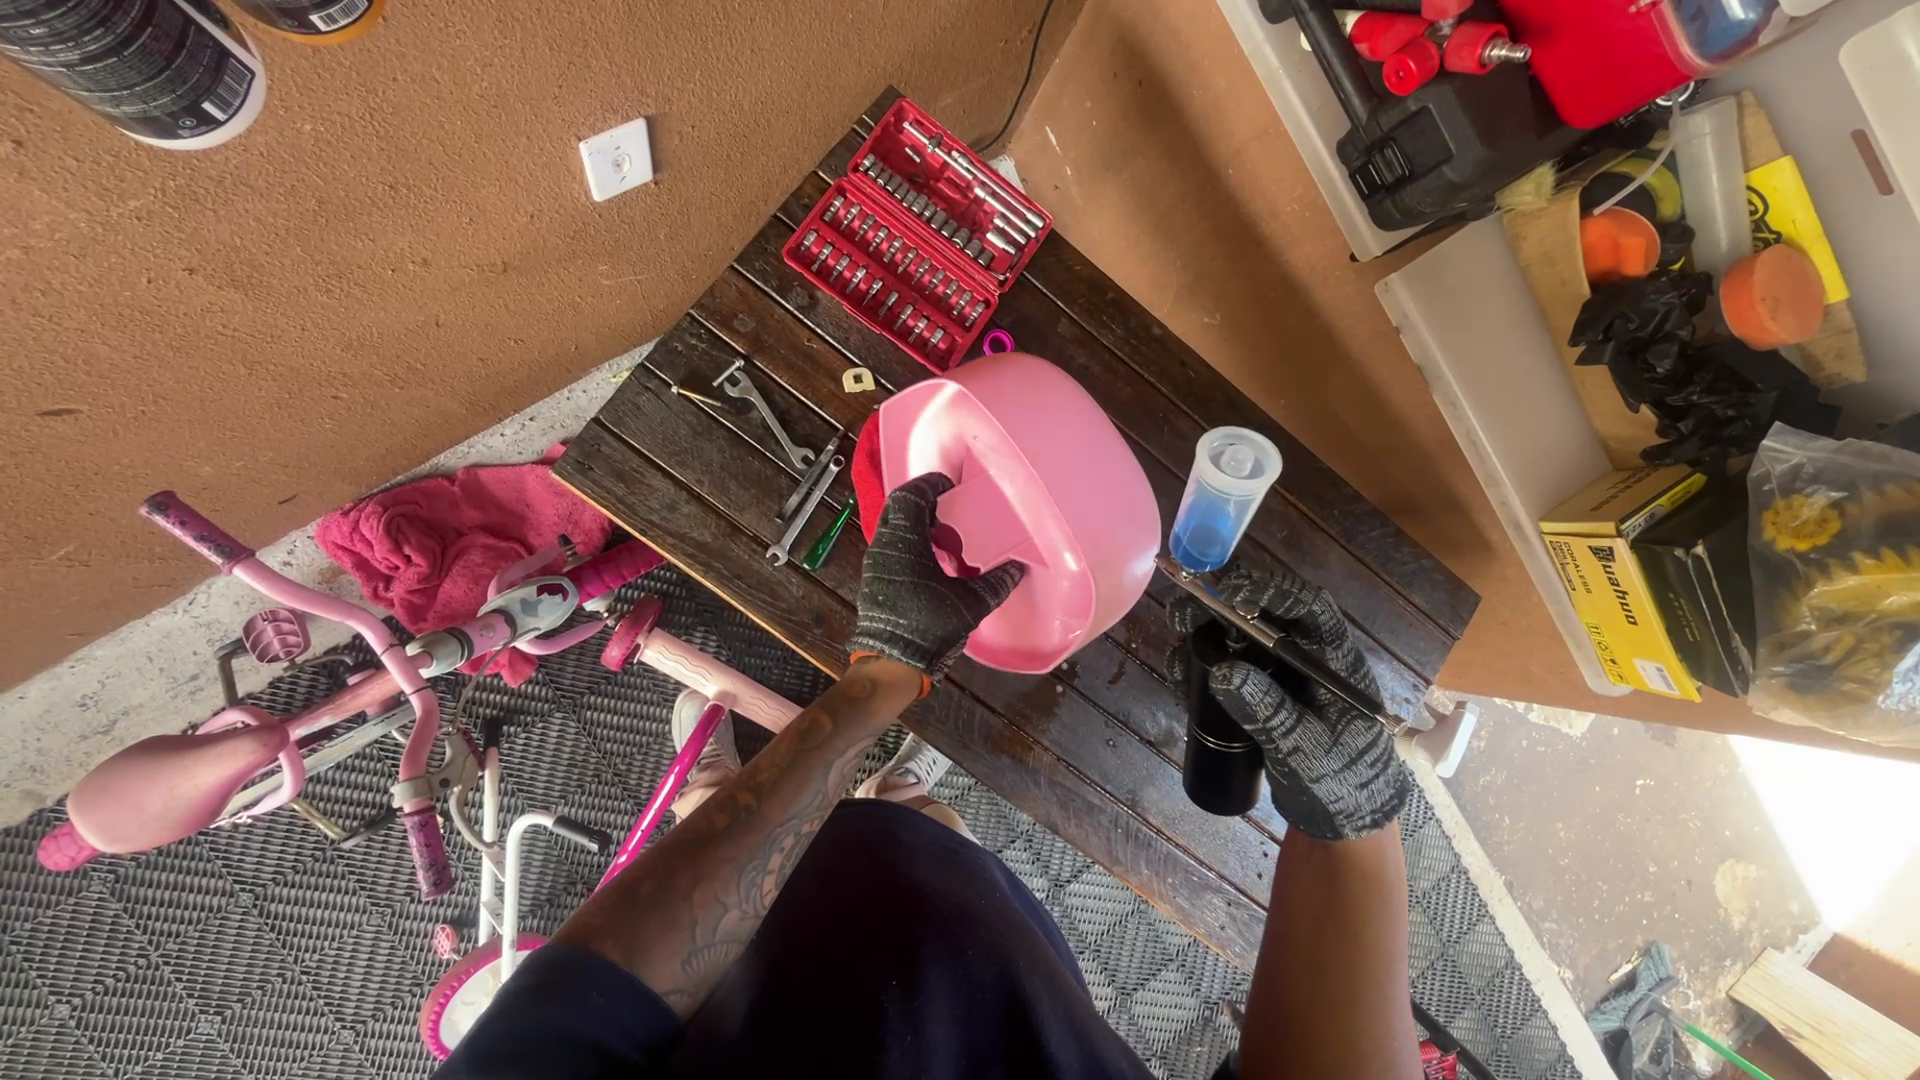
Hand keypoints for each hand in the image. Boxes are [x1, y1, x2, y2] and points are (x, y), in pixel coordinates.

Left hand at [847, 473, 1025, 682]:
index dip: (929, 485)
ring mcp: (876, 564)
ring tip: (945, 534)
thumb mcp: (970, 603)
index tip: (949, 484)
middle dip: (922, 502)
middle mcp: (884, 546)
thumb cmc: (929, 626)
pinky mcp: (875, 580)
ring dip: (916, 524)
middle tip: (948, 505)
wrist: (892, 663)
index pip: (910, 497)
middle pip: (898, 509)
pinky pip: (892, 547)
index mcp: (904, 542)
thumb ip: (996, 583)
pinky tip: (933, 560)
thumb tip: (1018, 569)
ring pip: (894, 529)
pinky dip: (911, 543)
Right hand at [1167, 566, 1406, 840]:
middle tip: (1182, 610)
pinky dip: (1198, 663)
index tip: (1229, 594)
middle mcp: (1304, 655)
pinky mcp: (1255, 692)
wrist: (1341, 818)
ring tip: (1175, 636)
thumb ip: (1269, 711)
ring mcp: (1277, 674)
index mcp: (1334, 658)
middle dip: (1220, 605)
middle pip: (1262, 613)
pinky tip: (1180, 674)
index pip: (1307, 606)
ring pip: (1237, 636)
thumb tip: (1222, 672)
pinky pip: (1223, 666)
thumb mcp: (1306, 749)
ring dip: (1203, 630)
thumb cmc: (1341, 781)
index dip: (1269, 590)